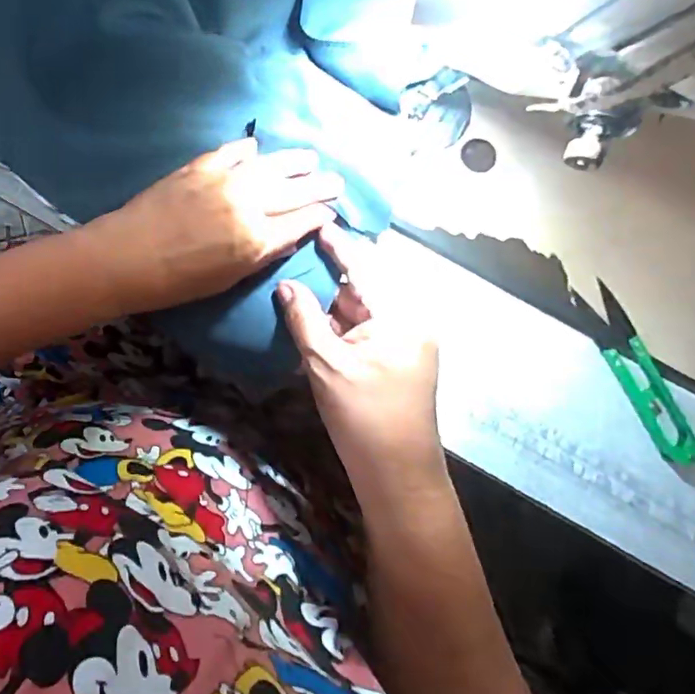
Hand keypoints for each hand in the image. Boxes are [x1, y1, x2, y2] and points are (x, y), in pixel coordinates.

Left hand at [78, 139, 344, 314]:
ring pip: (270, 164)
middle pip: (296, 190)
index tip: (328, 211)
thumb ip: (262, 255)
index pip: (303, 221)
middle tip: (335, 181)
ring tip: (309, 159)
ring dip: (294, 161)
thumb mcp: (227, 279)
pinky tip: (256, 149)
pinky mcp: (197, 167)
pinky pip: (231, 152)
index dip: (320, 215)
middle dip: (320, 185)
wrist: (124, 256)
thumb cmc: (175, 282)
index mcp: (257, 238)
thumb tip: (288, 236)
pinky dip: (247, 150)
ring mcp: (222, 180)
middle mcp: (248, 204)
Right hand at [275, 226, 444, 489]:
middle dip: (334, 266)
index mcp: (400, 318)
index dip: (340, 245)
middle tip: (299, 247)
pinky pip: (363, 324)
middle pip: (366, 283)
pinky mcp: (394, 356)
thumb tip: (285, 283)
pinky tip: (311, 310)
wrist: (395, 471)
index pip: (366, 268)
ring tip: (298, 273)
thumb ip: (304, 319)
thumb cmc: (362, 416)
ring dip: (332, 293)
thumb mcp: (325, 364)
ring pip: (362, 304)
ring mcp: (404, 340)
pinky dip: (338, 316)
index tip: (317, 222)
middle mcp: (409, 321)